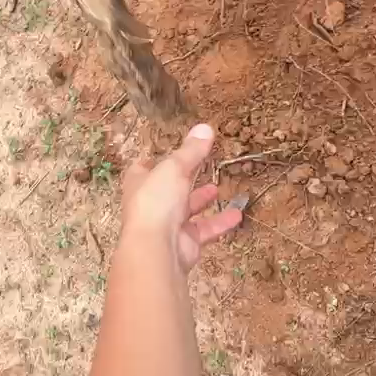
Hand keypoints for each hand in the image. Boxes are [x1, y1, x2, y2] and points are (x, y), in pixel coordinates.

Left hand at [121, 124, 244, 271]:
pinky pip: (204, 230)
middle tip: (200, 168)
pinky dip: (220, 223)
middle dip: (184, 180)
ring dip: (201, 200)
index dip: (152, 160)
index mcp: (139, 183)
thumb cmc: (156, 201)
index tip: (164, 153)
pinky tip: (236, 215)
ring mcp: (167, 226)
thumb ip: (191, 151)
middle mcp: (150, 204)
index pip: (142, 169)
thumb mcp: (174, 168)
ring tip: (217, 189)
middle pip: (168, 189)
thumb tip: (205, 127)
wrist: (156, 248)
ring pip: (186, 210)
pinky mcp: (184, 243)